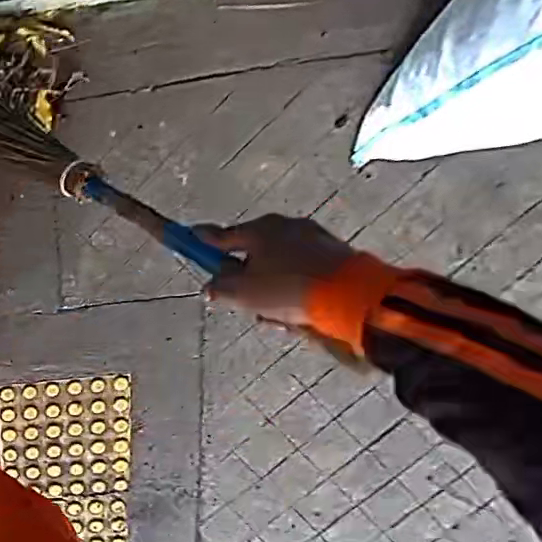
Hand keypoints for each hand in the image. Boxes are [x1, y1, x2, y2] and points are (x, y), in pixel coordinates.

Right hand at [194, 215, 355, 328]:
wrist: (352, 296)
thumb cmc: (287, 289)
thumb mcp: (240, 292)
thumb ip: (219, 287)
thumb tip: (213, 285)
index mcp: (260, 230)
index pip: (220, 235)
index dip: (201, 239)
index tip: (189, 236)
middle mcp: (287, 227)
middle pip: (250, 253)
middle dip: (243, 276)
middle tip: (241, 298)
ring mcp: (314, 238)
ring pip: (275, 266)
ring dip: (268, 288)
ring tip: (273, 313)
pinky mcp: (334, 254)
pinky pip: (299, 271)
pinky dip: (291, 289)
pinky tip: (293, 312)